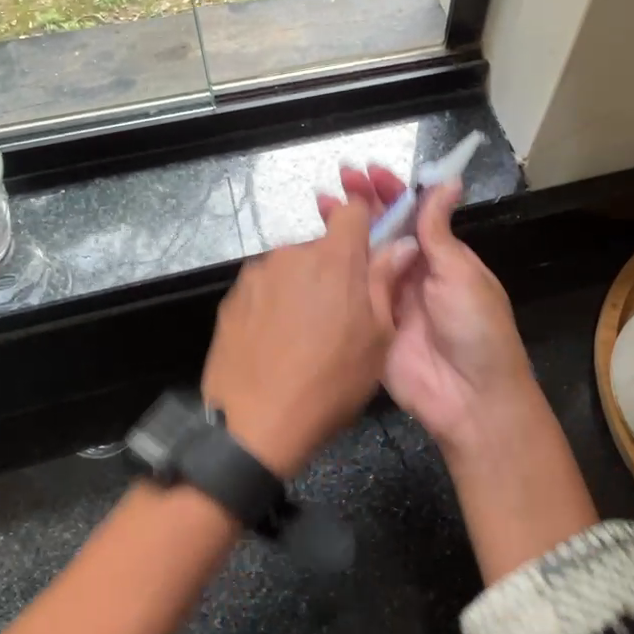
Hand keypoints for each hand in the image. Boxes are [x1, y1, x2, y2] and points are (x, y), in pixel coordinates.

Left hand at [202, 185, 414, 476]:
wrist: (253, 424)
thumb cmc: (329, 383)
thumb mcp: (377, 339)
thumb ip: (386, 283)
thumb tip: (401, 245)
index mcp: (335, 259)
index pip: (352, 209)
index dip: (364, 224)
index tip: (369, 252)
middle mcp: (292, 255)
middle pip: (321, 246)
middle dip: (334, 269)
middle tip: (341, 313)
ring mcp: (257, 275)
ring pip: (291, 268)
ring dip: (303, 287)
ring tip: (304, 334)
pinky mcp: (232, 298)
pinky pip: (264, 289)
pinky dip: (274, 305)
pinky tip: (276, 343)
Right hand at [318, 168, 535, 455]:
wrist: (470, 397)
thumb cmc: (476, 329)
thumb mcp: (461, 273)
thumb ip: (440, 231)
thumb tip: (447, 181)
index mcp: (442, 258)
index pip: (414, 215)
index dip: (393, 192)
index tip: (371, 172)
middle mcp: (413, 273)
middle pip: (384, 232)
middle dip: (364, 205)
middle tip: (341, 179)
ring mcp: (389, 300)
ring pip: (363, 258)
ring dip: (346, 231)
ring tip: (324, 203)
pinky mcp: (369, 326)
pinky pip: (351, 295)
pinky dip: (334, 272)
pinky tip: (317, 250)